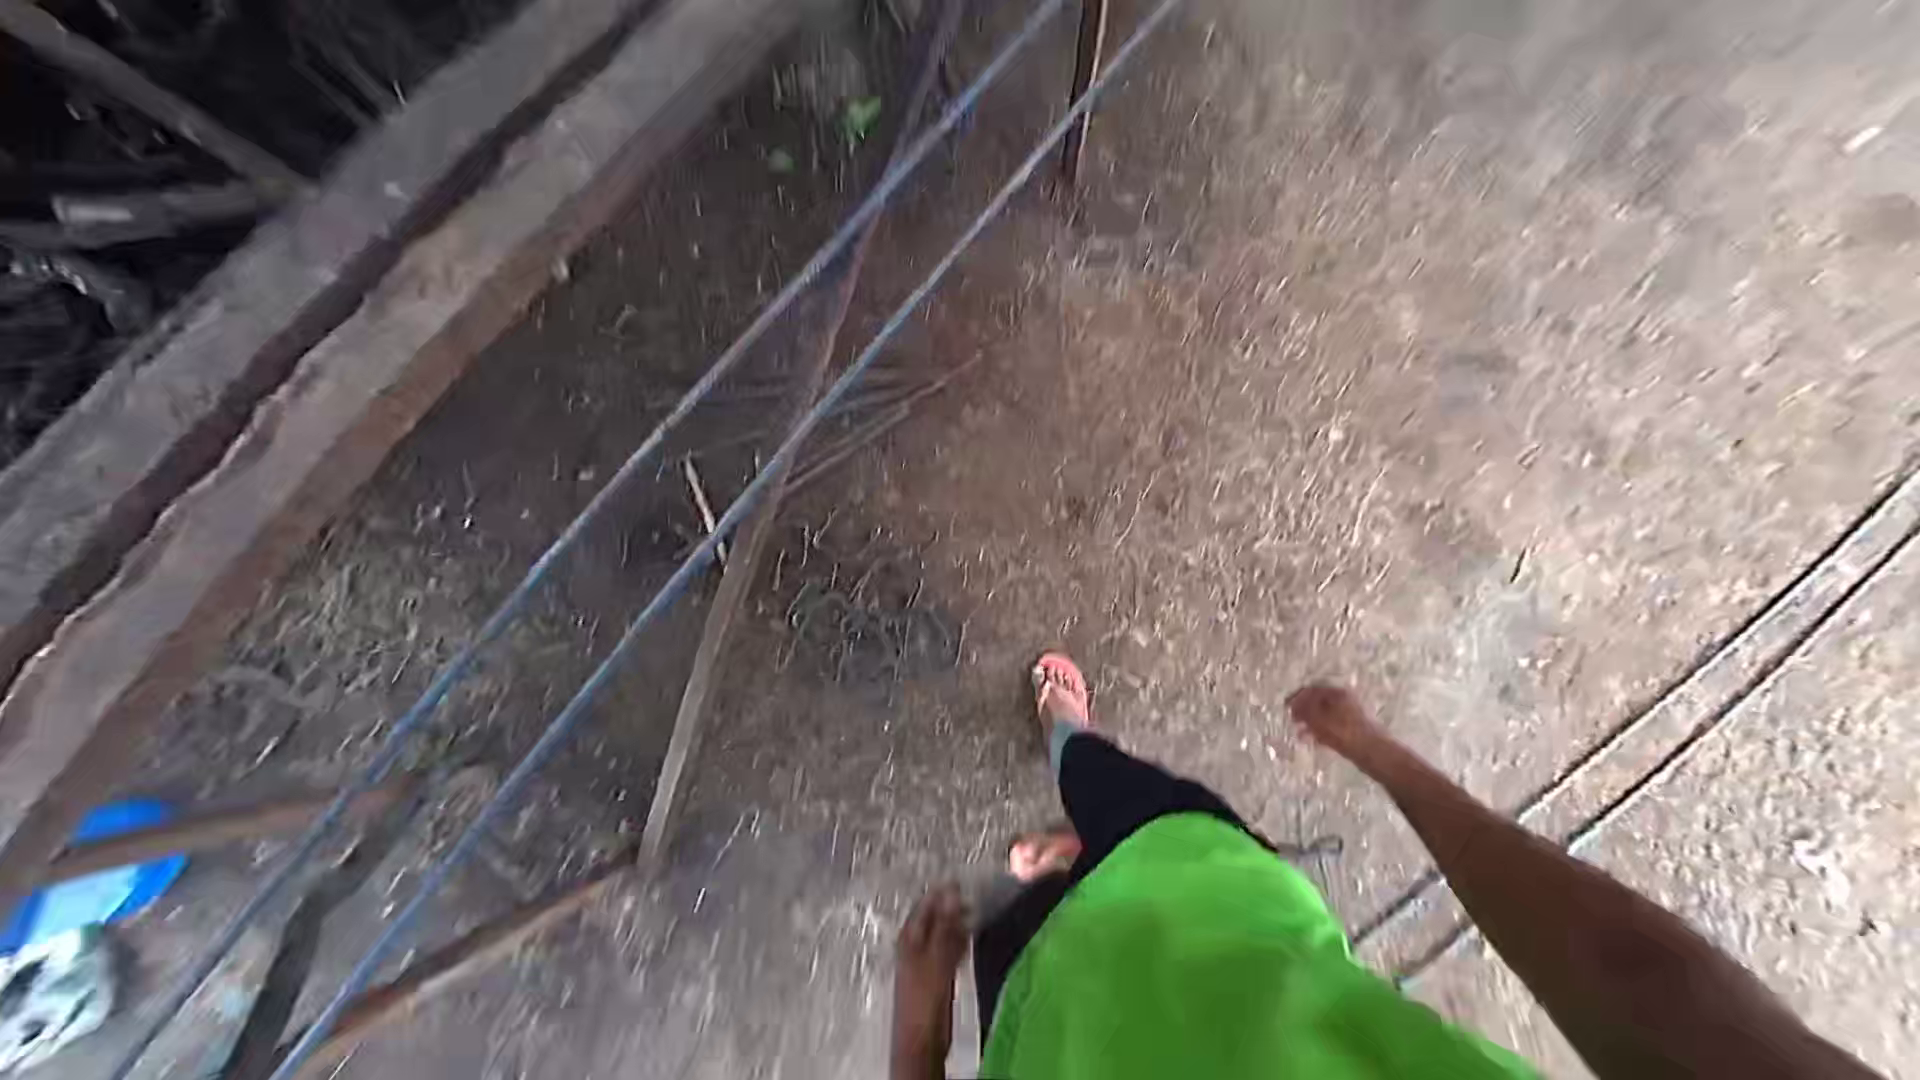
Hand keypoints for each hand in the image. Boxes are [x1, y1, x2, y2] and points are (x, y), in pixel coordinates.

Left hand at [891, 883, 967, 1079]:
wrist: (921, 1041)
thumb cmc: (925, 996)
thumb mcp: (937, 957)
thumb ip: (945, 925)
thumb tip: (952, 891)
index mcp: (909, 936)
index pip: (926, 904)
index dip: (942, 891)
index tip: (962, 880)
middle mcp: (914, 943)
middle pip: (933, 917)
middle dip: (951, 907)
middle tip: (972, 897)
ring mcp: (923, 959)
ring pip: (941, 932)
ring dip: (956, 924)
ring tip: (974, 914)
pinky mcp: (934, 974)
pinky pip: (946, 949)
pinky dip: (956, 941)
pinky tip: (968, 939)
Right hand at [1286, 683, 1390, 767]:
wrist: (1375, 754)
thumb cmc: (1344, 732)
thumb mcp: (1317, 719)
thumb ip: (1303, 710)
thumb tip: (1294, 705)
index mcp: (1336, 693)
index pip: (1310, 689)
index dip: (1296, 697)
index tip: (1285, 707)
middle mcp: (1344, 700)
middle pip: (1318, 702)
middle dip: (1303, 711)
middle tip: (1292, 720)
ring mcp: (1350, 715)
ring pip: (1324, 715)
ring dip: (1310, 723)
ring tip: (1300, 733)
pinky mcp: (1354, 729)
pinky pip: (1332, 726)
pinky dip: (1321, 731)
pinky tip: (1313, 740)